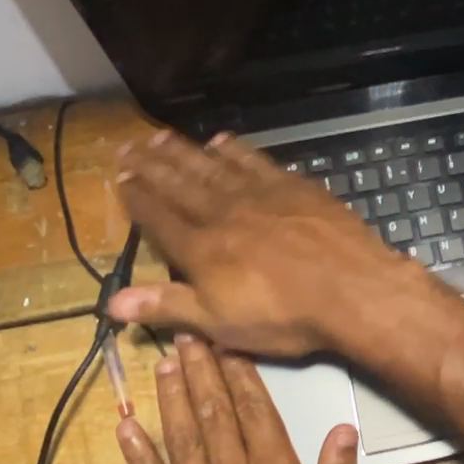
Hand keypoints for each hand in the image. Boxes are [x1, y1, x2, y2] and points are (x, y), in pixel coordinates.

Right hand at [108, 130, 439, 356]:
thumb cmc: (285, 316)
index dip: (137, 198)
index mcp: (202, 249)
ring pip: (213, 166)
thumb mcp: (221, 324)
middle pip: (180, 183)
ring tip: (162, 138)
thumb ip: (168, 307)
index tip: (119, 179)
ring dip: (185, 151)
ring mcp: (261, 195)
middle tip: (128, 146)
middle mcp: (224, 212)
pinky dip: (234, 150)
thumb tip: (111, 304)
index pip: (158, 218)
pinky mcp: (294, 187)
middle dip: (151, 166)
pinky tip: (222, 141)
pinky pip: (255, 160)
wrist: (351, 290)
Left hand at [116, 336, 362, 463]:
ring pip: (180, 439)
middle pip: (213, 416)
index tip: (227, 341)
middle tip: (186, 334)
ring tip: (162, 363)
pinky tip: (127, 426)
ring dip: (170, 399)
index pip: (256, 415)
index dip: (241, 375)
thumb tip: (343, 429)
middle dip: (200, 372)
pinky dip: (138, 453)